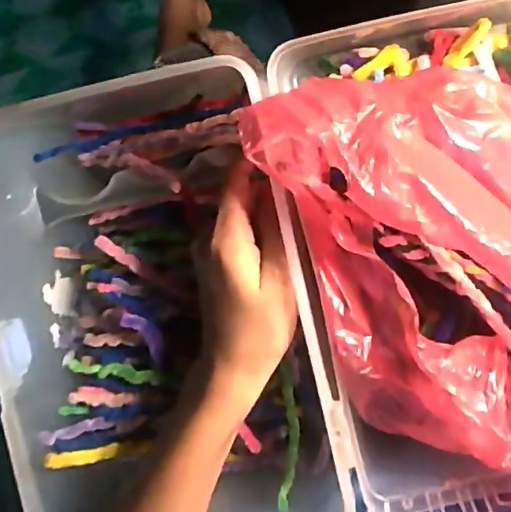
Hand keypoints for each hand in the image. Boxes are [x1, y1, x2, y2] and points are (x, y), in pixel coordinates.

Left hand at [197, 157, 298, 409]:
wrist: (230, 370)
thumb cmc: (261, 328)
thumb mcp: (280, 278)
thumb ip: (278, 229)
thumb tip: (279, 188)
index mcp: (225, 236)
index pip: (235, 181)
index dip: (255, 158)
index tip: (284, 142)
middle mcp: (209, 235)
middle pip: (237, 192)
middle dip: (265, 176)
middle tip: (301, 164)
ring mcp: (209, 247)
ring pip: (238, 208)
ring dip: (264, 197)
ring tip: (297, 187)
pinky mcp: (216, 259)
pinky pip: (237, 225)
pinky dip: (258, 216)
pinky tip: (282, 219)